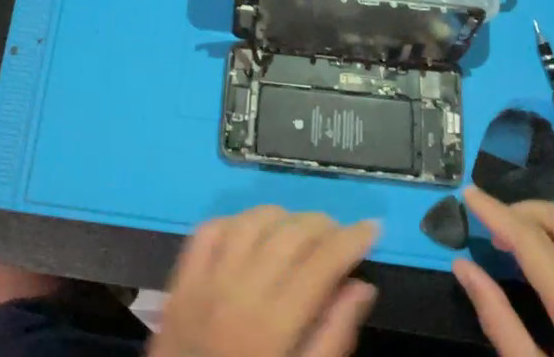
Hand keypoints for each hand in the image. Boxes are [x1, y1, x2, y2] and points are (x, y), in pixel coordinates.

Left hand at [150, 206, 379, 356]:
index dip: (351, 239)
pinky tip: (253, 231)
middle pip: (288, 235)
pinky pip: (208, 230)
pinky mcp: (181, 280)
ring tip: (301, 229)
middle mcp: (238, 292)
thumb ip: (333, 336)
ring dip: (282, 217)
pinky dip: (236, 221)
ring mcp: (204, 282)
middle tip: (340, 232)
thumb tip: (362, 285)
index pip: (321, 263)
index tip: (373, 227)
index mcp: (273, 326)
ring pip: (250, 222)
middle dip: (322, 224)